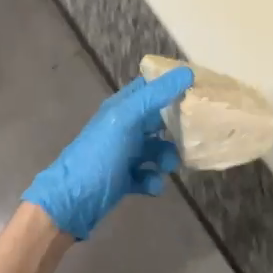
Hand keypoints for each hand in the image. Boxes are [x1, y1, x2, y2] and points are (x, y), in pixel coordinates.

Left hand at [23, 67, 194, 239]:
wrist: (74, 200)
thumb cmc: (100, 154)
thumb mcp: (126, 120)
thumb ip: (155, 96)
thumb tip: (187, 72)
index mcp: (121, 107)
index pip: (150, 86)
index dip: (171, 85)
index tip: (198, 88)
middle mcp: (124, 127)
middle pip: (157, 119)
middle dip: (176, 127)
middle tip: (193, 134)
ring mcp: (124, 154)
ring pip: (156, 149)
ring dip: (166, 157)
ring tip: (167, 166)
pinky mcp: (125, 179)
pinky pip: (148, 175)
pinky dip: (153, 180)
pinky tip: (152, 185)